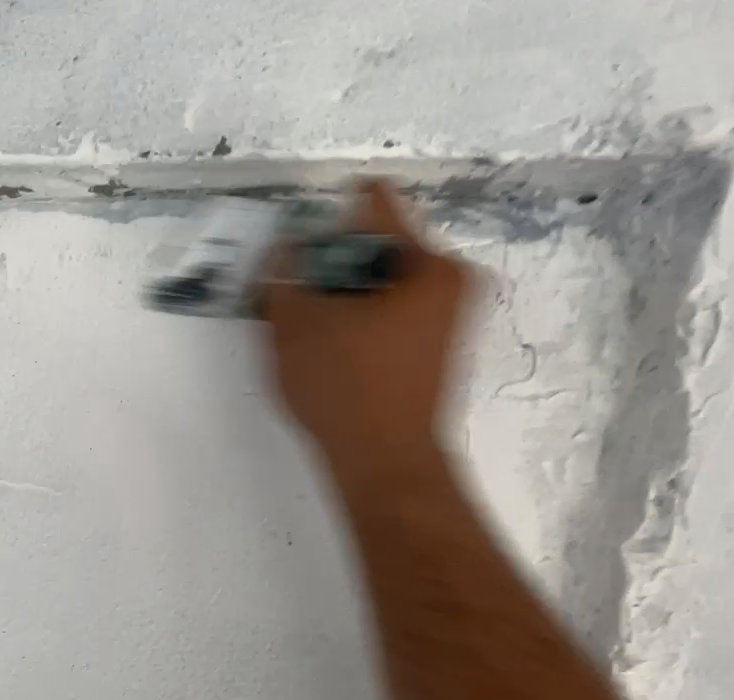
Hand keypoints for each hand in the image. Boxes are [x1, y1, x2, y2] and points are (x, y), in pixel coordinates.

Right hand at [260, 179, 476, 485]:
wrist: (384, 462)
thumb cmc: (345, 389)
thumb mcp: (296, 327)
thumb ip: (283, 278)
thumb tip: (284, 250)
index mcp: (428, 262)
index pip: (373, 203)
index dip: (324, 215)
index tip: (294, 242)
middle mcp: (450, 281)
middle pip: (375, 248)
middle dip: (328, 267)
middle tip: (292, 300)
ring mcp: (448, 317)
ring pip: (377, 285)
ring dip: (337, 299)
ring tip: (304, 333)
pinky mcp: (434, 349)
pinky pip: (387, 315)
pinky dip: (355, 323)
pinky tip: (327, 354)